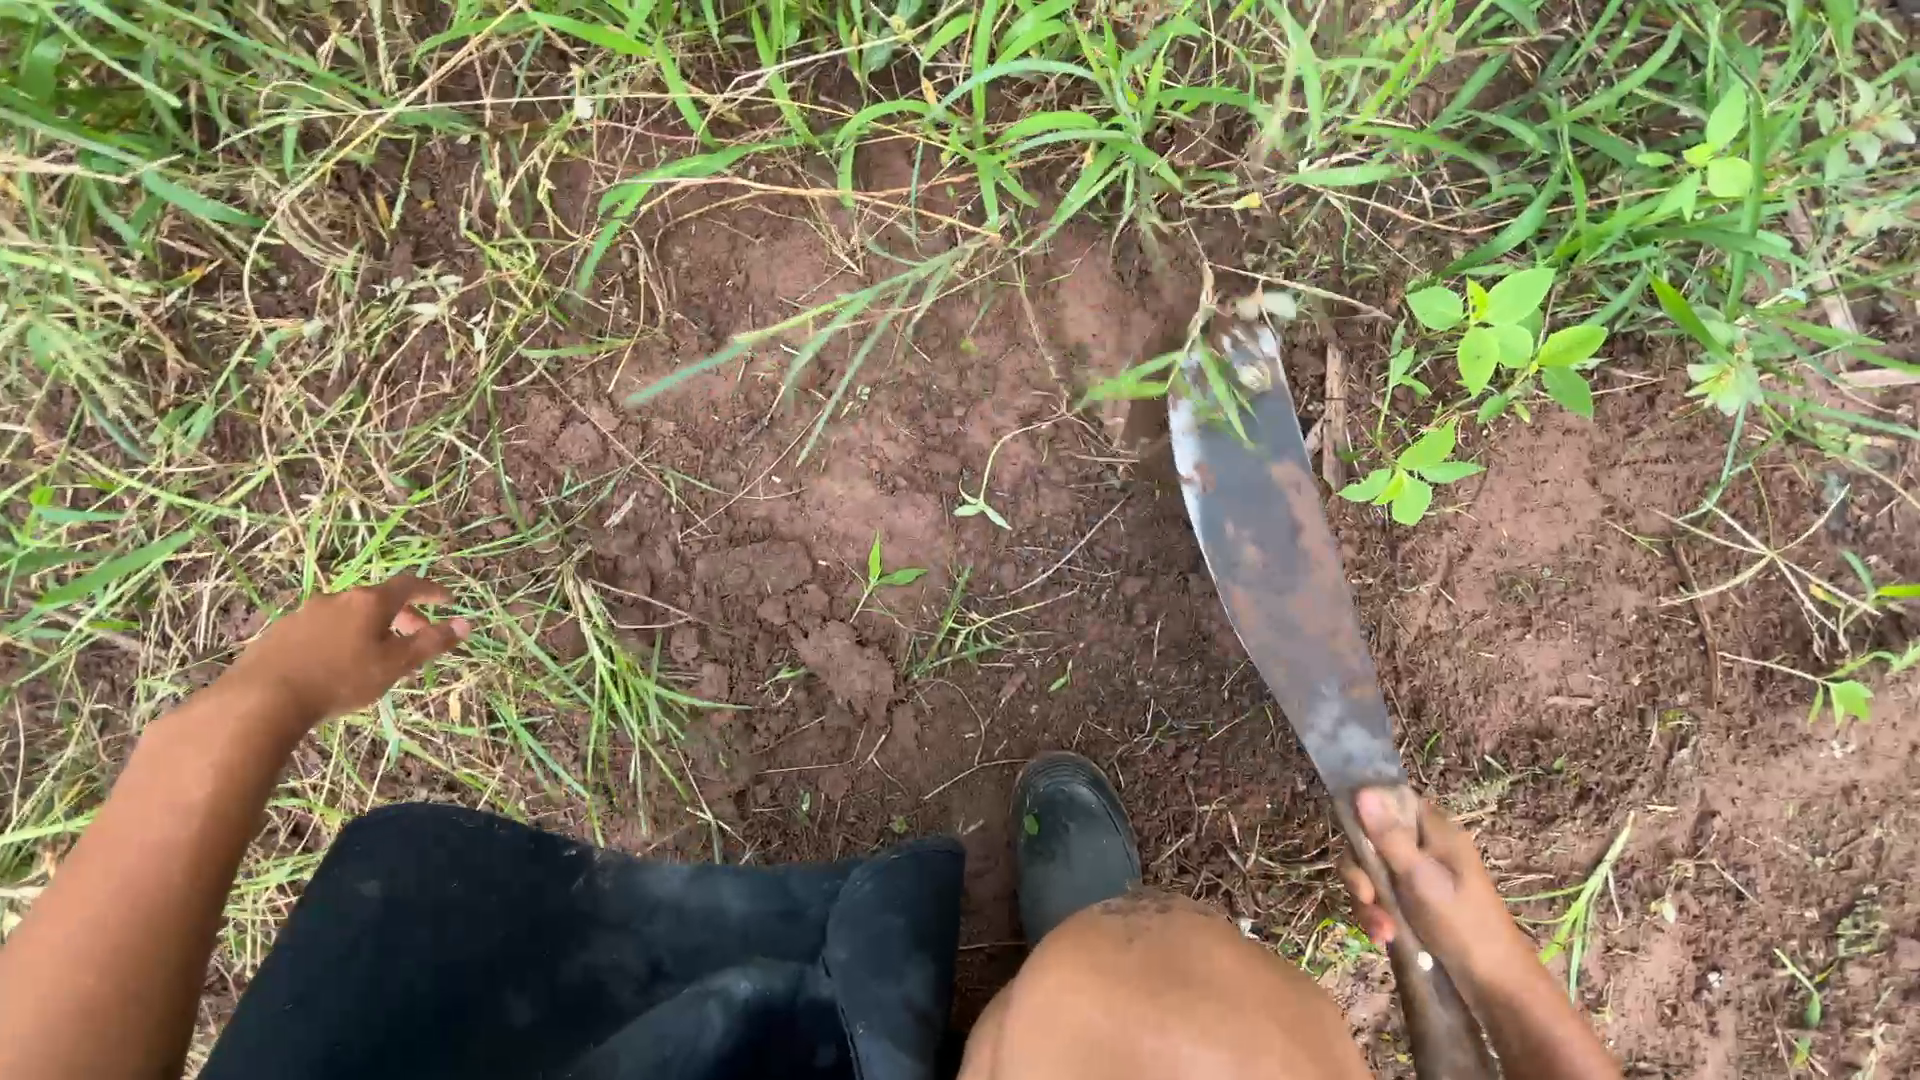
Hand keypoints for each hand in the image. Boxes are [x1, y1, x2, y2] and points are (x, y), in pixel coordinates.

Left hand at [220, 574, 470, 733]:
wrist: (260, 700)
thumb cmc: (341, 679)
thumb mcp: (396, 664)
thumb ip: (432, 642)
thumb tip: (466, 624)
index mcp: (370, 602)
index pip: (410, 585)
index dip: (433, 591)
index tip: (448, 600)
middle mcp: (338, 599)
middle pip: (379, 599)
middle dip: (403, 615)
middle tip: (415, 637)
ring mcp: (305, 614)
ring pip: (349, 614)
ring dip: (369, 628)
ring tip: (375, 655)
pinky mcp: (279, 632)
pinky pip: (322, 628)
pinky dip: (340, 638)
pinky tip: (336, 664)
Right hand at [1339, 788, 1536, 994]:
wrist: (1495, 987)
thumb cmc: (1464, 924)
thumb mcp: (1421, 878)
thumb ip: (1389, 836)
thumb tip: (1362, 790)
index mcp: (1436, 832)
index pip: (1392, 801)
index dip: (1366, 814)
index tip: (1354, 840)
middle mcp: (1424, 848)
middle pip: (1371, 840)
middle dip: (1362, 874)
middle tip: (1366, 897)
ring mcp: (1417, 876)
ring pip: (1371, 872)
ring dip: (1368, 902)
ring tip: (1381, 930)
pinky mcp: (1411, 902)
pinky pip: (1379, 897)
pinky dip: (1377, 915)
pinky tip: (1382, 936)